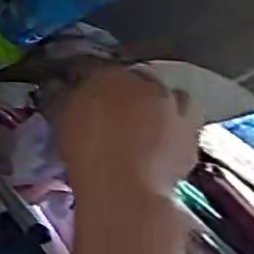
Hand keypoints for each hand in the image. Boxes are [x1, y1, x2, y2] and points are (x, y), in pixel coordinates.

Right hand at [54, 66, 198, 213]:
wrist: (125, 187)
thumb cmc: (84, 148)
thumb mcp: (58, 116)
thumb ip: (62, 95)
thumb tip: (61, 87)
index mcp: (110, 75)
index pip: (94, 67)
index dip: (83, 78)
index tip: (75, 90)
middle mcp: (148, 85)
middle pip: (135, 78)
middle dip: (123, 88)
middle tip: (107, 106)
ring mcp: (178, 108)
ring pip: (167, 96)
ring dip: (155, 102)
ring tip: (140, 120)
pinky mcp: (196, 133)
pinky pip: (183, 120)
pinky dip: (172, 124)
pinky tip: (156, 139)